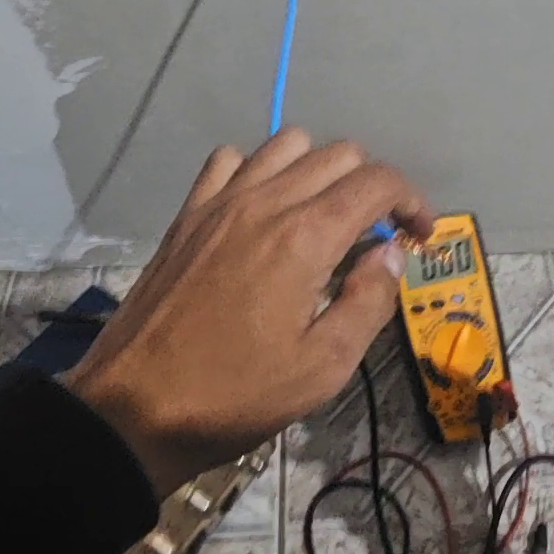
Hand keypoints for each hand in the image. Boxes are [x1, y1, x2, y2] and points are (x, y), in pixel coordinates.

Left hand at [65, 130, 434, 497]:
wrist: (133, 408)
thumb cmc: (235, 395)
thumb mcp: (323, 367)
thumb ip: (368, 300)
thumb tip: (391, 253)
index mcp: (306, 237)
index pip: (377, 183)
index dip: (412, 200)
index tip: (420, 234)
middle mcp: (266, 201)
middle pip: (339, 154)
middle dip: (372, 186)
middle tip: (376, 235)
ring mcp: (220, 201)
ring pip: (287, 145)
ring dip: (319, 170)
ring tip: (323, 217)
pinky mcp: (188, 213)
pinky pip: (231, 160)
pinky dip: (259, 170)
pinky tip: (262, 210)